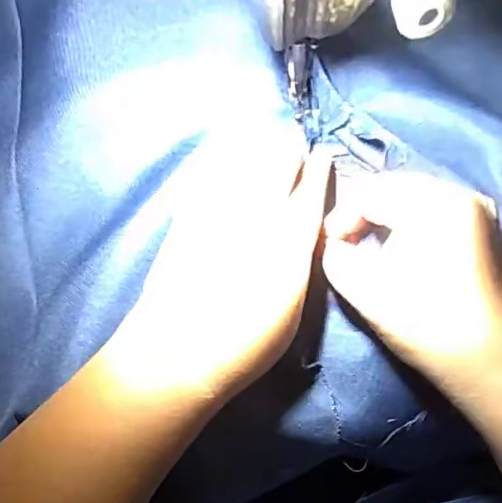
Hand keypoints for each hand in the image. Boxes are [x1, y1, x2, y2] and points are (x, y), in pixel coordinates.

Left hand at [98, 144, 330, 407]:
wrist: (180, 350)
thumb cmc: (247, 343)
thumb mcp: (295, 306)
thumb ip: (300, 258)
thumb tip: (301, 233)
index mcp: (293, 234)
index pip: (314, 180)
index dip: (320, 166)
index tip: (321, 160)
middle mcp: (259, 208)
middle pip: (281, 152)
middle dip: (290, 153)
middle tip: (292, 158)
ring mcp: (219, 204)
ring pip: (246, 152)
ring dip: (259, 152)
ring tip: (262, 159)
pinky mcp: (187, 210)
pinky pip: (212, 168)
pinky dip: (226, 161)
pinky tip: (228, 168)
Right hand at [321, 170, 501, 397]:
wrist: (491, 362)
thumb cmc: (426, 324)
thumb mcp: (365, 291)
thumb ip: (336, 258)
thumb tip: (335, 245)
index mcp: (435, 201)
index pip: (370, 191)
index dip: (339, 215)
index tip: (325, 245)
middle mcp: (463, 194)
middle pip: (397, 189)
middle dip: (363, 213)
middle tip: (341, 244)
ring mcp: (480, 213)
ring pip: (418, 201)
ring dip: (387, 220)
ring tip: (367, 250)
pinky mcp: (487, 234)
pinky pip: (438, 216)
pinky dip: (413, 228)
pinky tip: (401, 255)